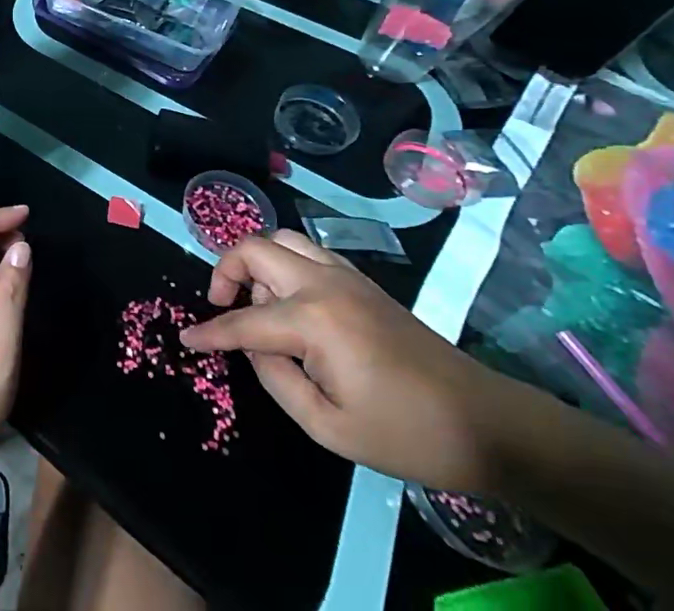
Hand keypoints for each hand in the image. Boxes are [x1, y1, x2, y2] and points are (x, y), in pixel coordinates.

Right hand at [180, 231, 531, 492]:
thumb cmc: (406, 434)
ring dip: (257, 263)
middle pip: (255, 249)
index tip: (186, 342)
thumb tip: (253, 349)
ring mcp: (347, 278)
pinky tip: (289, 302)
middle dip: (225, 271)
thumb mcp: (326, 425)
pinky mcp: (364, 284)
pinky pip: (308, 253)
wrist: (487, 424)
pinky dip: (284, 265)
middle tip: (221, 307)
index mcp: (313, 320)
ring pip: (282, 240)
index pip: (244, 322)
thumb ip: (275, 378)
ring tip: (256, 302)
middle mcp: (324, 285)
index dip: (209, 333)